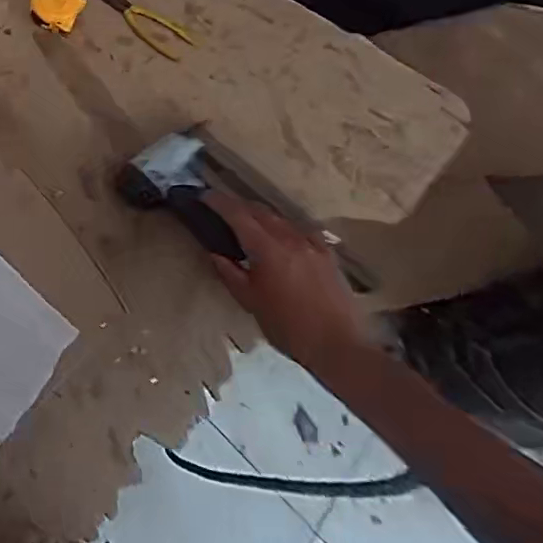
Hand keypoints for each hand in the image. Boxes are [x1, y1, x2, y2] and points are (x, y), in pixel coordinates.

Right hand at [202, 191, 371, 365]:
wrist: (339, 346)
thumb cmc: (288, 327)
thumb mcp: (251, 302)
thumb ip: (230, 274)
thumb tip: (215, 254)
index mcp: (267, 249)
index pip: (237, 215)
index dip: (218, 202)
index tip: (204, 195)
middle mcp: (289, 238)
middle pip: (259, 211)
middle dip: (238, 205)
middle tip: (221, 207)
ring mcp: (311, 244)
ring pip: (280, 219)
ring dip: (260, 215)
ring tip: (248, 221)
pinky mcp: (327, 255)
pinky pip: (301, 231)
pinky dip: (285, 228)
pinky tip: (284, 236)